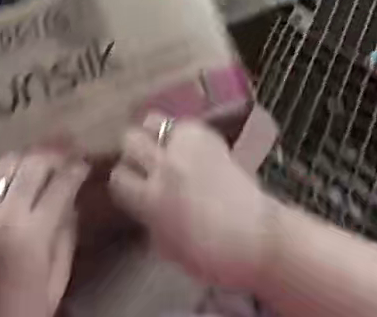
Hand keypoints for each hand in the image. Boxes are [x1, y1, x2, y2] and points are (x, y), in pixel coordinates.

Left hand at [0, 151, 89, 316]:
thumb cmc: (21, 316)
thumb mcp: (55, 282)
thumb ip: (66, 235)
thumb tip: (73, 199)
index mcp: (30, 234)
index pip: (61, 182)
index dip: (77, 169)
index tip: (85, 164)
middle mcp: (2, 214)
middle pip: (34, 162)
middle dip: (55, 156)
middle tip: (67, 158)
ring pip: (8, 162)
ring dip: (29, 159)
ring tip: (43, 164)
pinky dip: (5, 173)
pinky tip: (17, 180)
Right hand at [107, 114, 276, 291]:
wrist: (257, 235)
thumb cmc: (213, 255)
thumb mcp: (169, 248)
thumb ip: (150, 221)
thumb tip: (142, 206)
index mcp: (153, 200)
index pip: (118, 177)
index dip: (122, 182)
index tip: (129, 186)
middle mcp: (166, 166)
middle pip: (130, 138)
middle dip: (133, 150)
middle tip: (143, 162)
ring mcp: (187, 146)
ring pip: (154, 120)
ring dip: (155, 134)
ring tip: (163, 146)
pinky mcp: (207, 134)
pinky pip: (182, 123)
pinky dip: (181, 133)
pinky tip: (190, 148)